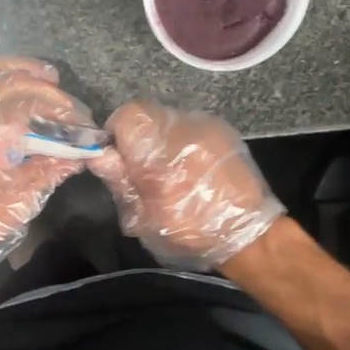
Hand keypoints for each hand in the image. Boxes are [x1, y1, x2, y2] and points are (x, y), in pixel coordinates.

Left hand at [0, 58, 91, 291]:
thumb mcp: (19, 200)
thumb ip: (50, 171)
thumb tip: (80, 156)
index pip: (36, 103)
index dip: (65, 112)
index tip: (85, 125)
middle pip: (16, 81)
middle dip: (49, 91)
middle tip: (71, 109)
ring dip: (21, 70)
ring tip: (47, 78)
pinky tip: (14, 90)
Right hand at [90, 99, 283, 268]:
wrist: (248, 235)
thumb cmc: (190, 233)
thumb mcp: (143, 218)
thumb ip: (121, 181)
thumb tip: (101, 155)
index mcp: (160, 154)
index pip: (127, 116)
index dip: (118, 133)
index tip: (120, 157)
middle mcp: (184, 130)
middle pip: (148, 114)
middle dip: (140, 137)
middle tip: (145, 168)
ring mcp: (208, 127)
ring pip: (170, 119)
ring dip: (162, 139)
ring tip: (171, 170)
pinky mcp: (225, 131)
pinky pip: (192, 126)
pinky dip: (184, 142)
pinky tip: (193, 168)